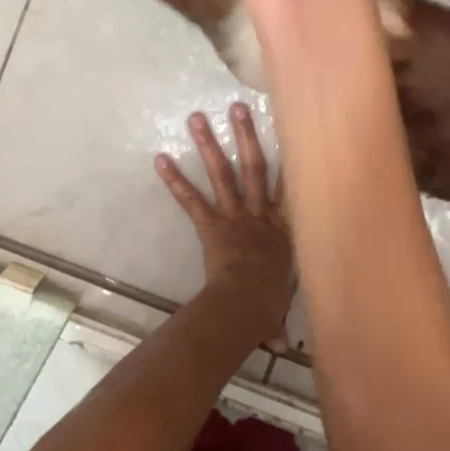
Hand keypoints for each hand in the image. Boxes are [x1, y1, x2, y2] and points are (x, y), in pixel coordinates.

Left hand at [156, 103, 293, 343]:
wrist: (247, 306)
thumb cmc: (267, 305)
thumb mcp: (276, 309)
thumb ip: (275, 319)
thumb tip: (279, 344)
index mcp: (282, 229)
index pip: (288, 187)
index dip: (289, 158)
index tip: (288, 131)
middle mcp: (261, 215)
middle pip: (255, 167)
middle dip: (246, 136)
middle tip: (236, 106)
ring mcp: (235, 216)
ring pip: (223, 173)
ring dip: (209, 144)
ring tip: (196, 117)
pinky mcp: (211, 225)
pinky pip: (191, 199)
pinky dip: (175, 180)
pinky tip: (160, 159)